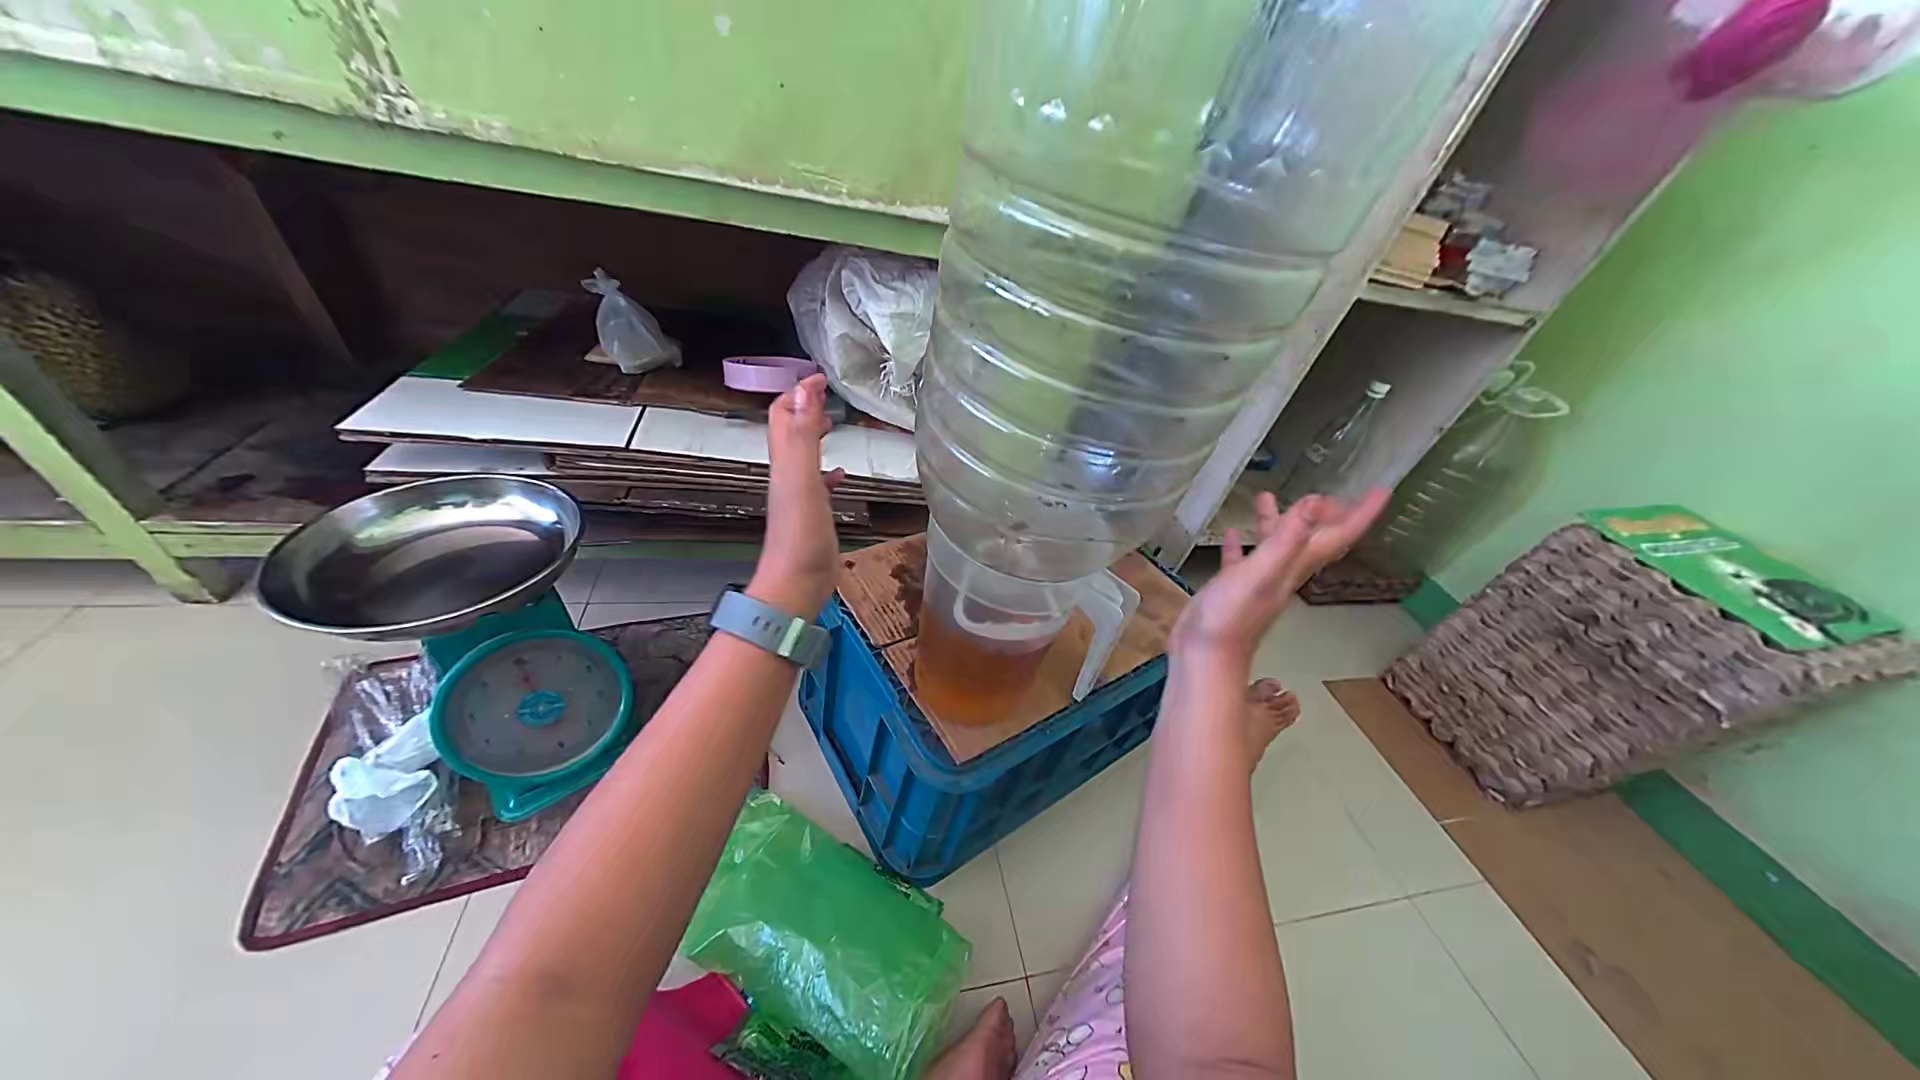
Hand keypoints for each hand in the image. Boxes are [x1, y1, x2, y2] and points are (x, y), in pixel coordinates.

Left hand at [749, 373, 844, 616]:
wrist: (796, 585)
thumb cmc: (801, 537)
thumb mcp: (802, 480)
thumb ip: (802, 436)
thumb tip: (804, 390)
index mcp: (784, 463)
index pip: (783, 415)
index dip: (798, 392)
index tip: (821, 377)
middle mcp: (787, 475)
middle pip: (789, 431)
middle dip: (805, 407)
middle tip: (827, 394)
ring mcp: (799, 497)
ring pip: (803, 455)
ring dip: (815, 435)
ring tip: (834, 423)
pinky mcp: (812, 516)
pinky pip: (819, 485)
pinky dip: (829, 472)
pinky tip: (842, 475)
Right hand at [1171, 489, 1390, 666]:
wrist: (1205, 653)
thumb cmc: (1232, 615)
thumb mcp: (1261, 572)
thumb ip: (1287, 538)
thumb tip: (1315, 503)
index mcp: (1294, 567)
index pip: (1336, 536)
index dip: (1360, 513)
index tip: (1381, 491)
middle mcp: (1282, 573)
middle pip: (1311, 539)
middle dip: (1322, 515)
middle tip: (1328, 492)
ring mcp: (1257, 581)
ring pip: (1275, 545)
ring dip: (1277, 522)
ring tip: (1267, 497)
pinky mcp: (1233, 588)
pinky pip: (1242, 559)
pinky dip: (1240, 544)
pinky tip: (1232, 532)